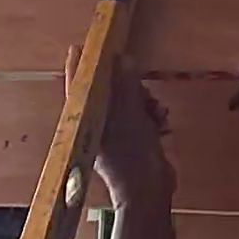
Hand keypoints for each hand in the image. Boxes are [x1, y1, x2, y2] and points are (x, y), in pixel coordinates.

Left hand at [64, 47, 173, 210]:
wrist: (149, 192)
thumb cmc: (132, 154)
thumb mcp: (130, 114)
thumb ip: (126, 86)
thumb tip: (123, 59)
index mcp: (86, 120)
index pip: (77, 86)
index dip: (77, 66)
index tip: (78, 47)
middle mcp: (95, 125)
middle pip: (107, 92)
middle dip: (128, 87)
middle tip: (142, 89)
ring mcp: (112, 135)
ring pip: (126, 103)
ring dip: (144, 102)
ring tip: (156, 110)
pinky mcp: (130, 142)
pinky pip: (138, 117)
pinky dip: (150, 115)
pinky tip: (161, 121)